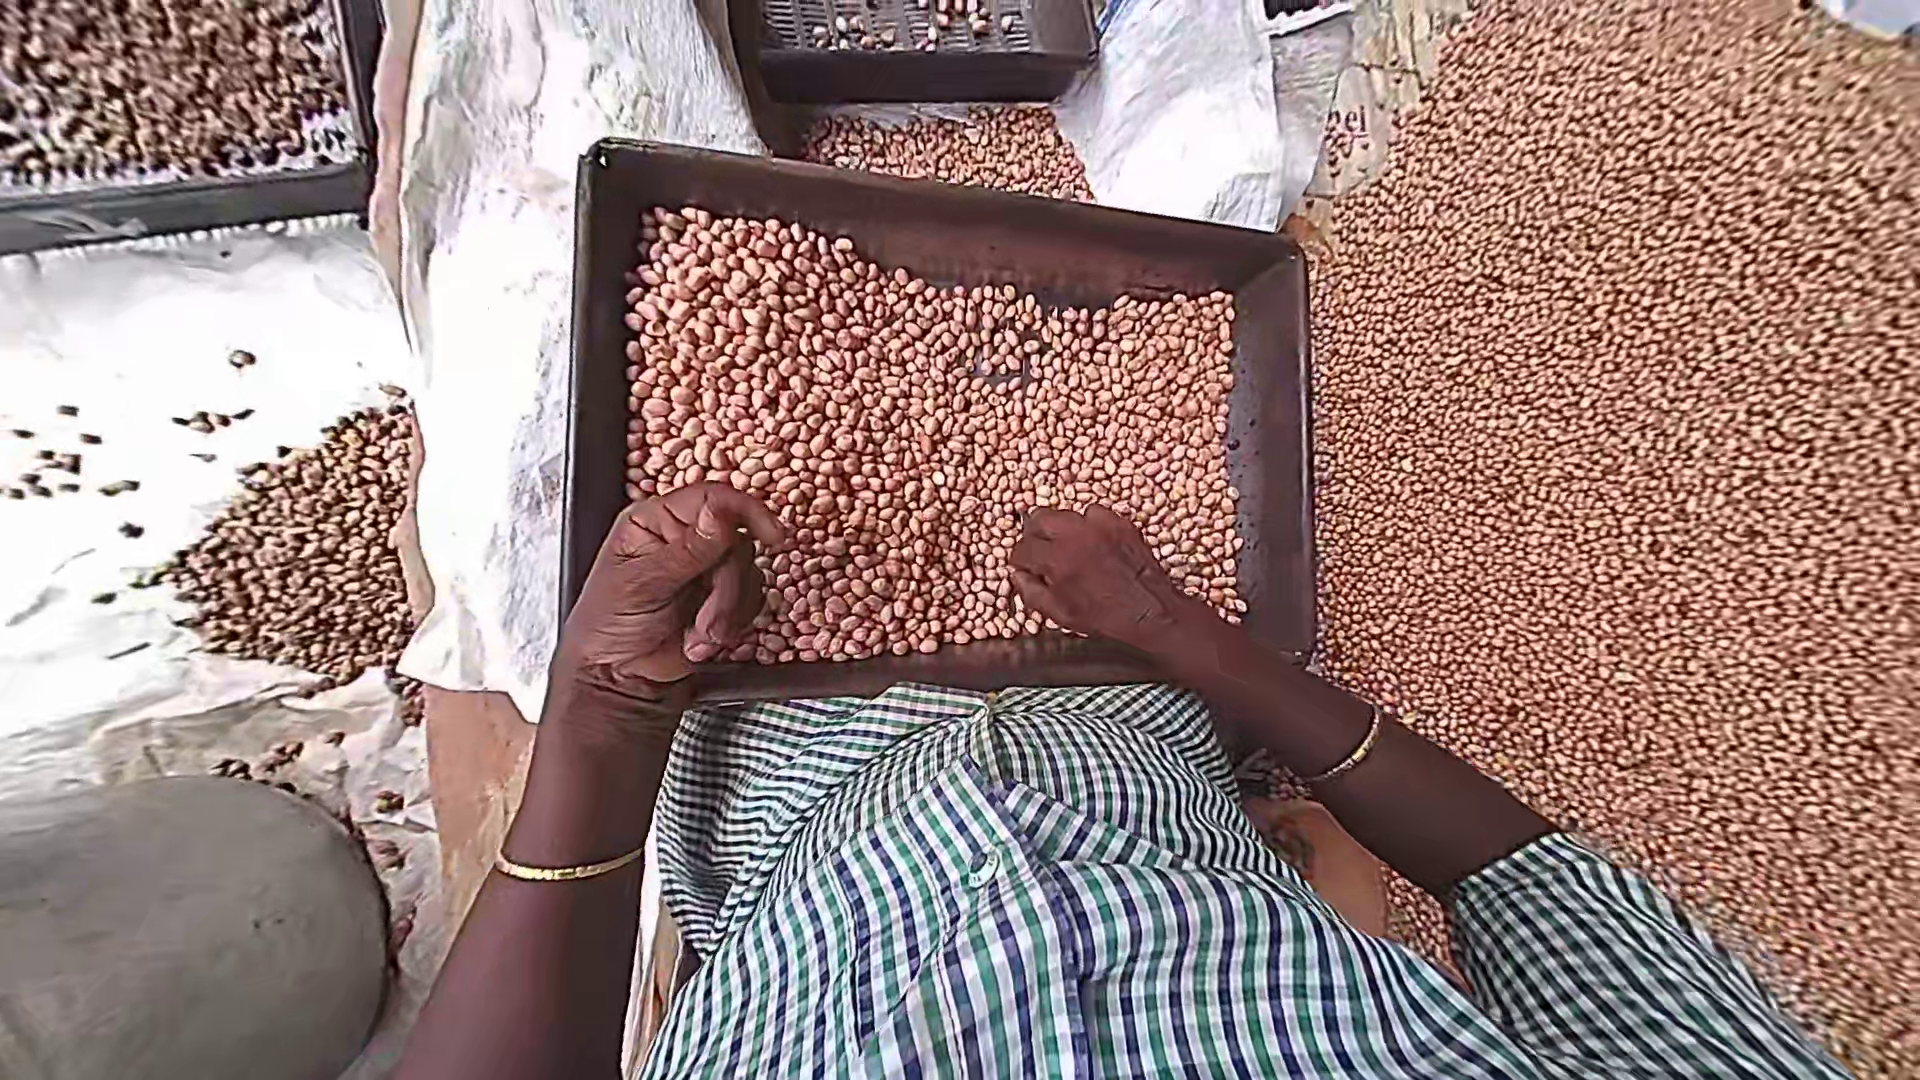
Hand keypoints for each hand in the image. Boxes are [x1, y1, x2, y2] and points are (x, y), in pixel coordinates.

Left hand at [555, 484, 785, 695]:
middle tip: (707, 619)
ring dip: (727, 611)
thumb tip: (721, 513)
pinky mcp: (726, 596)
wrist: (619, 679)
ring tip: (697, 635)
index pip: (712, 498)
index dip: (746, 511)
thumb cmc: (608, 627)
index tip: (771, 534)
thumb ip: (687, 550)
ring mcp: (709, 568)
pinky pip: (753, 599)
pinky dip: (732, 624)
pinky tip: (701, 639)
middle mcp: (688, 538)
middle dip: (727, 587)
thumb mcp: (642, 584)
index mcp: (657, 522)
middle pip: (738, 542)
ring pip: (749, 573)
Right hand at [1009, 504, 1217, 656]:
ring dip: (1059, 529)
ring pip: (1065, 514)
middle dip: (1034, 535)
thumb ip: (1032, 593)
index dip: (1019, 560)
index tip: (1023, 566)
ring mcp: (1099, 525)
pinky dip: (1087, 525)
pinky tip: (1091, 541)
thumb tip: (1018, 576)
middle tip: (1038, 550)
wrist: (1150, 611)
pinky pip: (1093, 513)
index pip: (1023, 549)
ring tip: (1064, 547)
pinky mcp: (1118, 522)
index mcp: (1057, 560)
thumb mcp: (1061, 614)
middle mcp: (1076, 536)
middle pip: (1039, 518)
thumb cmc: (1106, 617)